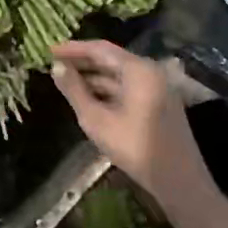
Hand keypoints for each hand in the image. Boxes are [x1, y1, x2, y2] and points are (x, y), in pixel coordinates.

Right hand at [50, 40, 211, 206]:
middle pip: (111, 59)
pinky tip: (88, 97)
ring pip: (119, 75)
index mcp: (138, 69)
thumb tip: (56, 68)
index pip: (100, 49)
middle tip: (55, 64)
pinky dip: (107, 89)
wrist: (177, 178)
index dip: (73, 49)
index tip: (50, 50)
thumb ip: (75, 91)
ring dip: (93, 77)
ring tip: (66, 80)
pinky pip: (127, 87)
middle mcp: (149, 71)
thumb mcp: (97, 120)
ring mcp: (156, 87)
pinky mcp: (157, 102)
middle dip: (82, 62)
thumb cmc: (135, 147)